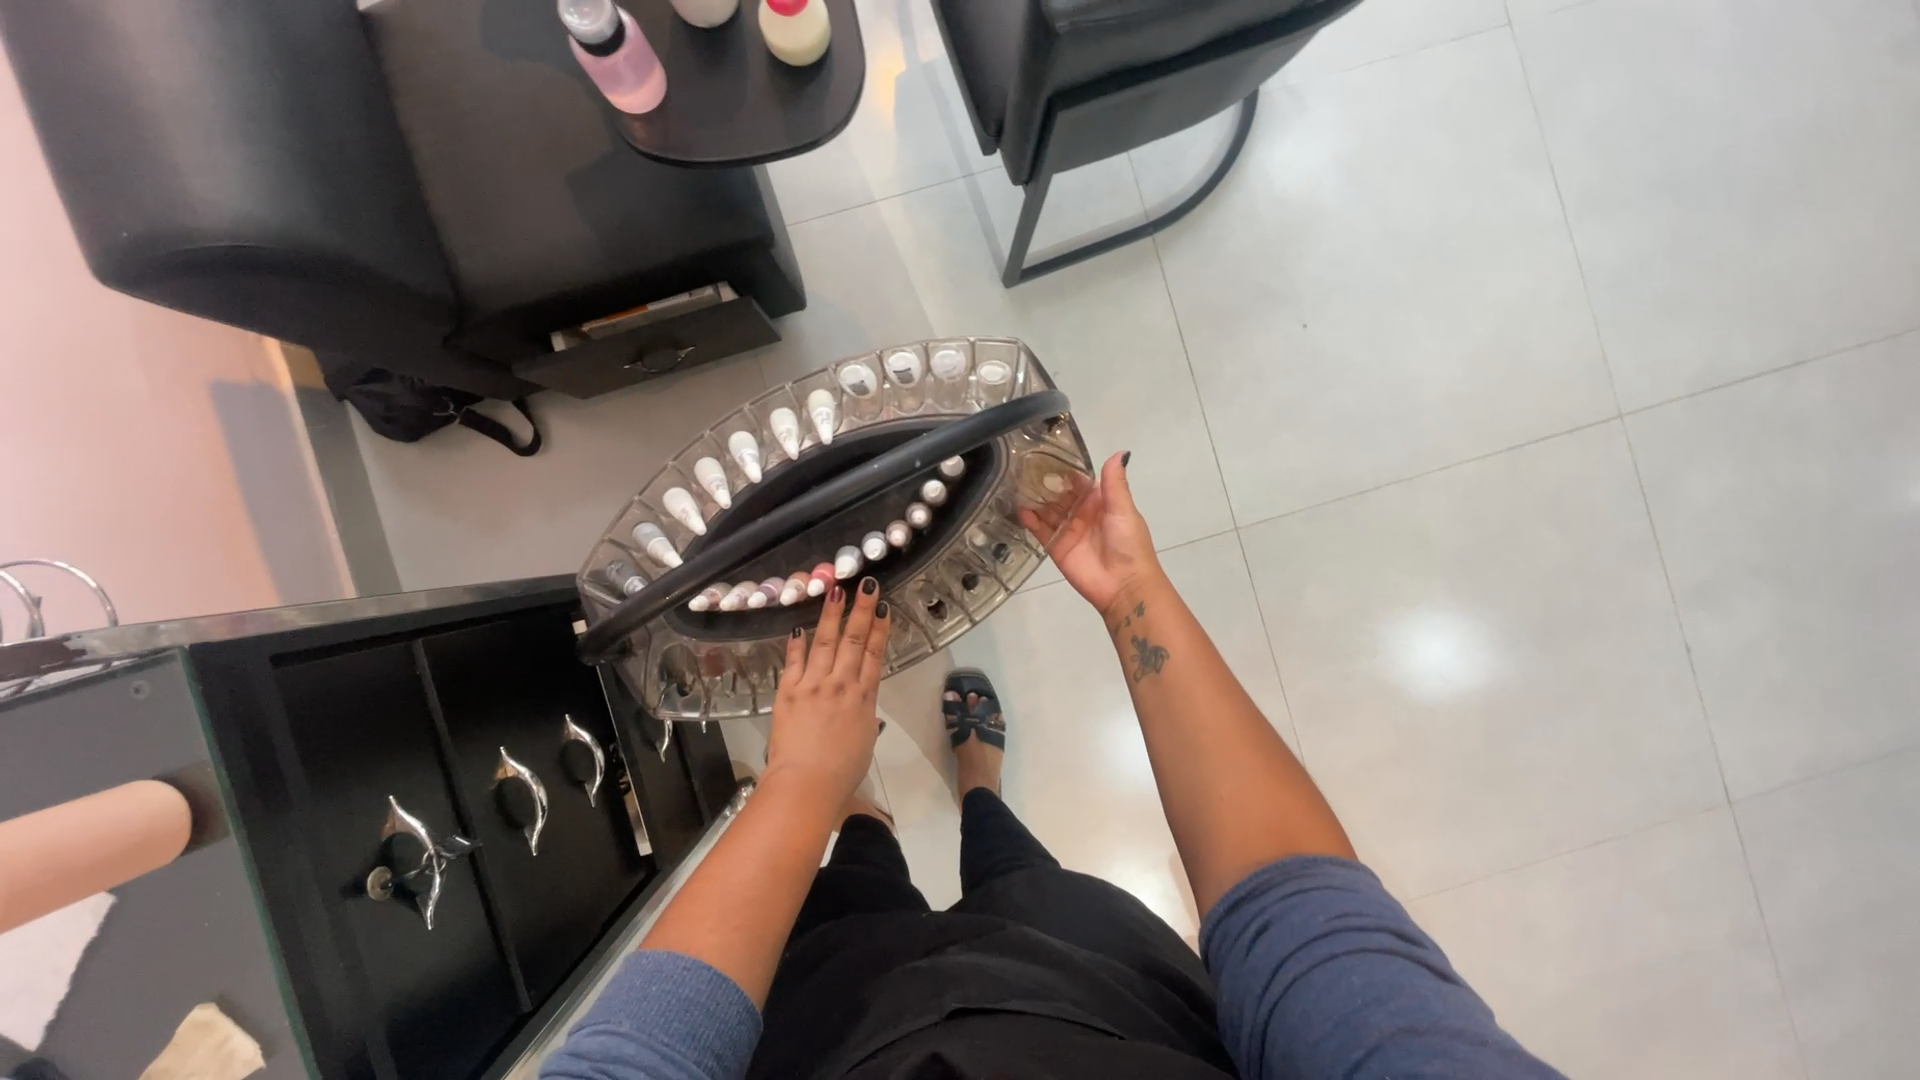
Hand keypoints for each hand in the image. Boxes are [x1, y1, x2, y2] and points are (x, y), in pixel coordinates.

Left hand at [764, 578, 891, 808]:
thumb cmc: (842, 771)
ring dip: (832, 614)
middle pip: (854, 640)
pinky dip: (797, 643)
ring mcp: (814, 684)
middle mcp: (841, 684)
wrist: (807, 782)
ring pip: (826, 641)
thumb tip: (861, 707)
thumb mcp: (864, 740)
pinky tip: (798, 625)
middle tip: (866, 584)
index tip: (883, 607)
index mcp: (864, 698)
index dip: (879, 629)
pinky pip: (794, 661)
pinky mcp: (789, 691)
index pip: (874, 655)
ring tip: (836, 590)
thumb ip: (863, 717)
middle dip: (861, 610)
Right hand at [1020, 452, 1163, 620]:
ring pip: (1048, 511)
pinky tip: (1021, 509)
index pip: (1079, 482)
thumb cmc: (1128, 543)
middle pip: (1060, 495)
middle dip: (1045, 484)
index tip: (1046, 455)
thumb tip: (1120, 451)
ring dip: (1035, 500)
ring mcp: (1069, 531)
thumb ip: (1115, 483)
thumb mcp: (1123, 509)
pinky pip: (1041, 531)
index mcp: (1101, 503)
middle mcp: (1083, 514)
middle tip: (1024, 468)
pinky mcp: (1057, 548)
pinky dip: (1031, 521)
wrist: (1124, 585)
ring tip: (1016, 484)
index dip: (1065, 471)